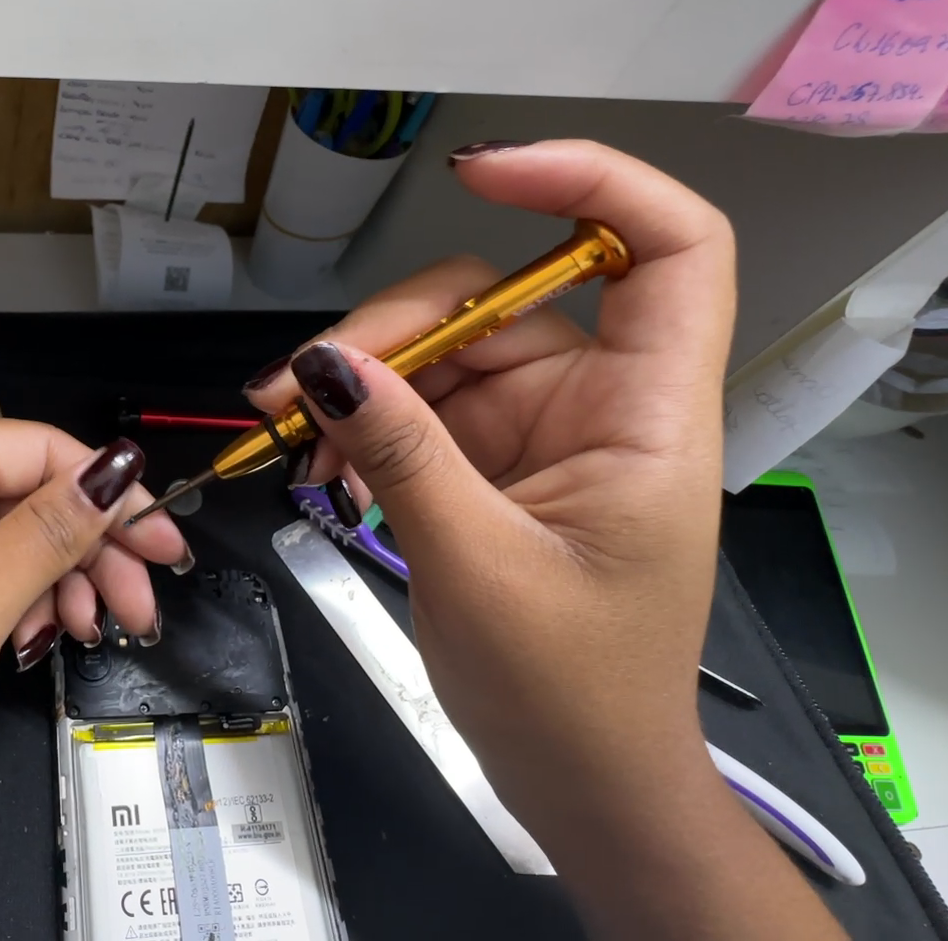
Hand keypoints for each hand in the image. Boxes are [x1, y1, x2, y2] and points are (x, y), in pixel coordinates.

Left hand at [0, 421, 185, 940]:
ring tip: (92, 632)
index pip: (40, 449)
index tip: (165, 544)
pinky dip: (17, 610)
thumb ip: (51, 528)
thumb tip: (120, 464)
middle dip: (92, 548)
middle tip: (141, 605)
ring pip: (6, 545)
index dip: (110, 491)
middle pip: (27, 497)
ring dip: (60, 583)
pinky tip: (36, 643)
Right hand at [247, 141, 840, 937]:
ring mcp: (527, 428)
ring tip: (285, 437)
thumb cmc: (564, 688)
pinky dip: (354, 427)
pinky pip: (407, 408)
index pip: (662, 249)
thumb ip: (400, 452)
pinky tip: (318, 467)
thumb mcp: (473, 563)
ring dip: (348, 386)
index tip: (479, 176)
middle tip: (289, 389)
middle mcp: (588, 401)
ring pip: (429, 355)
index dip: (587, 183)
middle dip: (382, 335)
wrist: (572, 772)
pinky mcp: (480, 458)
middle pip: (487, 304)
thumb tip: (323, 363)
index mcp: (639, 414)